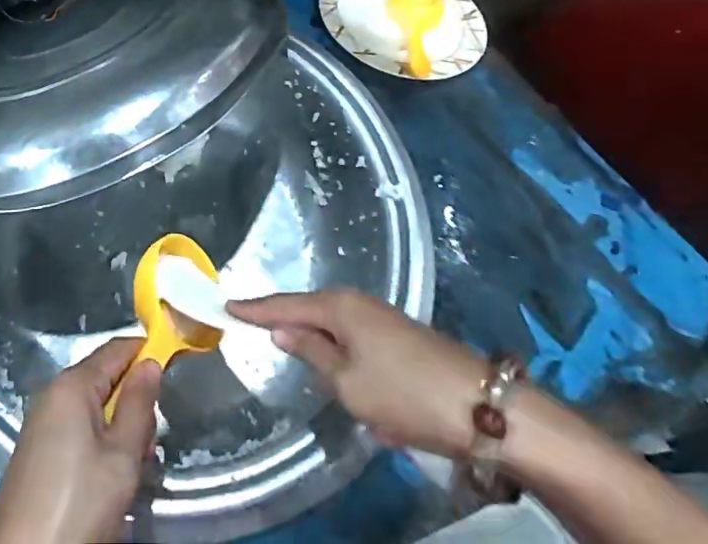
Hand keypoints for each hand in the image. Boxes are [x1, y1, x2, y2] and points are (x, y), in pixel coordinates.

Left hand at [0, 337, 161, 543]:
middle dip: (134, 404)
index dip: (145, 354)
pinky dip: (100, 444)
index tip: (173, 372)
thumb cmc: (80, 502)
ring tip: (131, 469)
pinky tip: (109, 479)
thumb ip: (139, 405)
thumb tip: (150, 362)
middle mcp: (53, 394)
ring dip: (120, 430)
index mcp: (71, 385)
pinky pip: (79, 429)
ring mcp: (42, 422)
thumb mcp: (122, 456)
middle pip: (106, 379)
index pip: (115, 350)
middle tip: (148, 445)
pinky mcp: (39, 449)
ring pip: (95, 408)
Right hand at [228, 289, 484, 456]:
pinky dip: (333, 343)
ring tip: (280, 337)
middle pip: (307, 308)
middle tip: (246, 320)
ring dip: (308, 331)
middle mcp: (356, 301)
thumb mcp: (347, 382)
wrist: (481, 406)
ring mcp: (379, 315)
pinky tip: (327, 356)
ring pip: (330, 321)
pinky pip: (350, 333)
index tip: (226, 305)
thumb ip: (311, 353)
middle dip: (279, 316)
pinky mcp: (396, 333)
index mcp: (338, 307)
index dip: (254, 308)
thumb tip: (282, 331)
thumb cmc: (403, 392)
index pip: (284, 306)